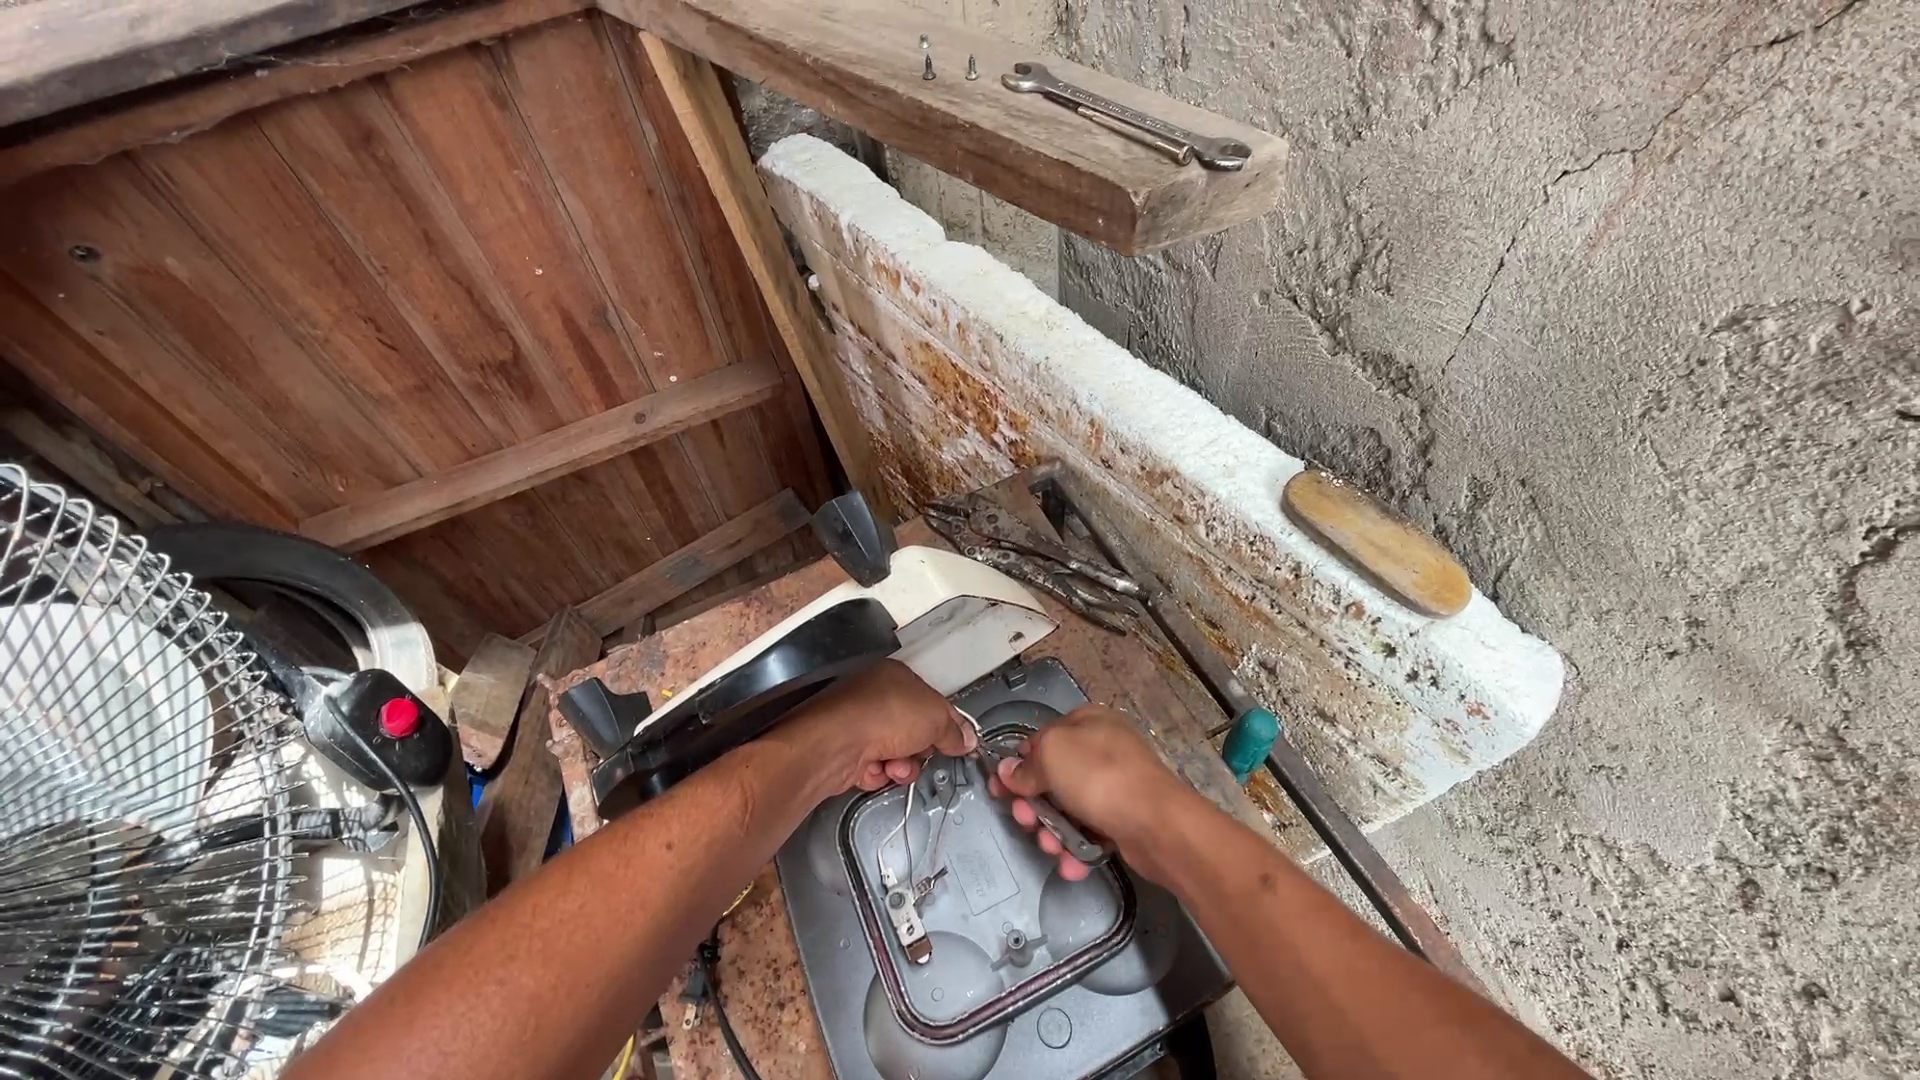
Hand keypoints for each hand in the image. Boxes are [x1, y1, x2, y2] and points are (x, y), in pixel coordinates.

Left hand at [780, 659, 975, 795]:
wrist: (836, 744)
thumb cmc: (878, 715)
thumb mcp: (936, 718)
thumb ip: (955, 729)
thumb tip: (965, 738)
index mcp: (896, 677)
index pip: (931, 701)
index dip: (946, 723)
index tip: (957, 740)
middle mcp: (875, 697)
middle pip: (914, 731)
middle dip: (922, 748)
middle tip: (922, 750)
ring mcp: (860, 725)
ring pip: (897, 753)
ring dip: (903, 765)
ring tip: (895, 763)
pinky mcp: (847, 752)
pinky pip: (876, 769)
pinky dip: (880, 774)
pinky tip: (876, 770)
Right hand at [988, 704, 1194, 881]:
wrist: (1156, 823)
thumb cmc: (1099, 776)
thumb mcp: (1051, 755)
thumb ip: (1026, 764)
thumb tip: (1008, 771)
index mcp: (1085, 723)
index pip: (1039, 740)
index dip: (1017, 766)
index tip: (999, 790)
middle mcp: (1100, 749)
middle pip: (1051, 778)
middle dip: (1033, 804)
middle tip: (1025, 820)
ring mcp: (1113, 786)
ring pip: (1067, 809)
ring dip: (1051, 832)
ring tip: (1051, 847)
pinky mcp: (1122, 819)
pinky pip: (1088, 832)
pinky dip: (1076, 848)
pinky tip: (1070, 862)